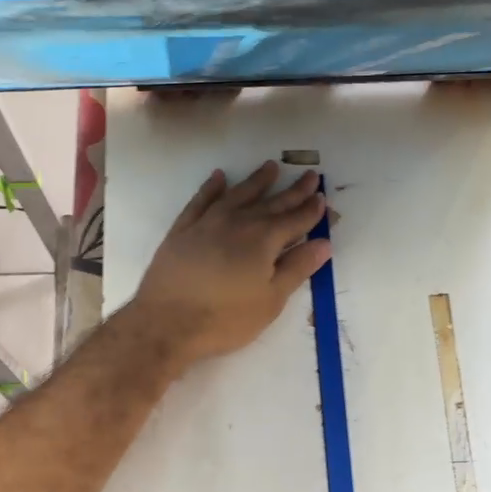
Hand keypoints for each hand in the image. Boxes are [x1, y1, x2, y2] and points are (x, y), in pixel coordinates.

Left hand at [127, 162, 331, 365]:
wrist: (167, 323)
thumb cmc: (224, 320)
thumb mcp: (269, 301)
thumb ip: (296, 269)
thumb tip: (323, 243)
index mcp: (263, 241)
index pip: (294, 221)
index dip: (310, 211)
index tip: (322, 198)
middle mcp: (238, 223)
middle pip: (270, 203)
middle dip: (292, 192)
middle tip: (309, 176)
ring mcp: (207, 223)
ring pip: (237, 195)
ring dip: (256, 181)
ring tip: (270, 168)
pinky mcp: (182, 230)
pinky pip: (201, 201)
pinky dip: (211, 188)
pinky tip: (219, 178)